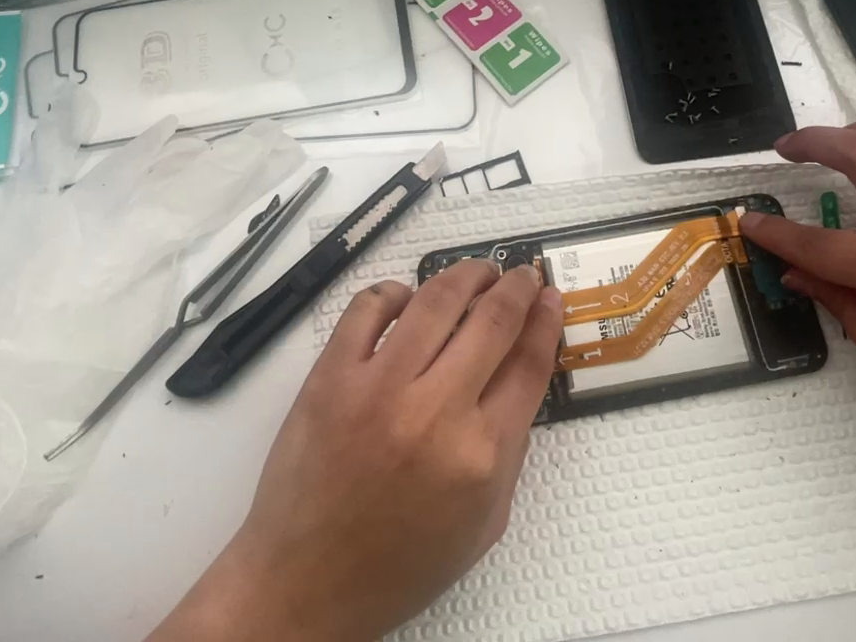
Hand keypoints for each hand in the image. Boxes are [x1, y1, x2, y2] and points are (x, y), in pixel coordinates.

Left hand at [152, 262, 562, 641]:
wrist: (305, 584)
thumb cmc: (401, 563)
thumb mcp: (485, 524)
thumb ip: (511, 449)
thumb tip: (518, 375)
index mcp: (480, 454)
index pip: (529, 364)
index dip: (546, 321)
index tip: (550, 297)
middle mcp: (434, 411)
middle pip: (492, 320)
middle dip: (516, 286)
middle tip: (521, 273)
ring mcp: (376, 388)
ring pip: (434, 301)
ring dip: (465, 274)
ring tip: (477, 271)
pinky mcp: (329, 378)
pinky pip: (367, 309)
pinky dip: (393, 292)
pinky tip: (407, 298)